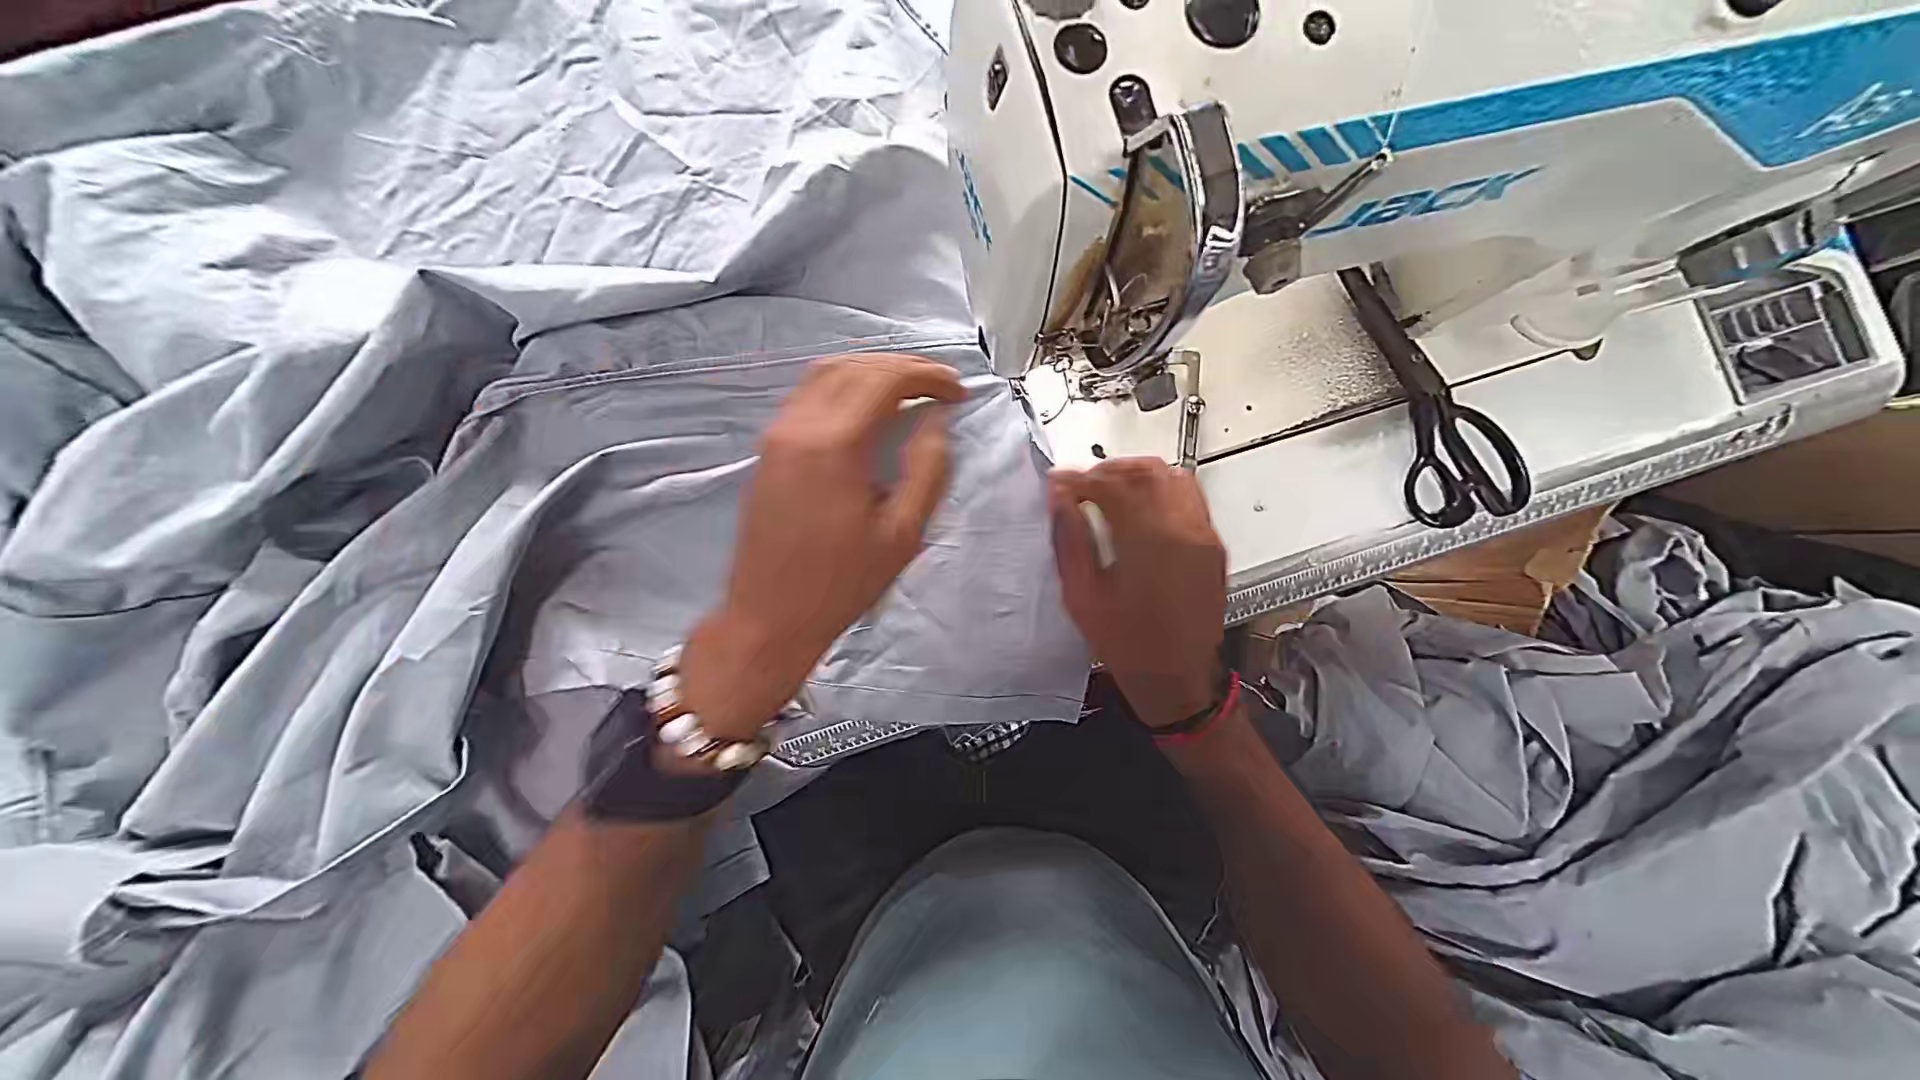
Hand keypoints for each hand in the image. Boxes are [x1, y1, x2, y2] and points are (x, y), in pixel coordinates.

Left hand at [678, 354, 964, 738]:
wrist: (769, 616)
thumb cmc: (840, 584)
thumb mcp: (901, 535)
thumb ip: (926, 469)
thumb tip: (937, 421)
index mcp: (834, 445)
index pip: (885, 380)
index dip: (927, 376)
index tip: (957, 390)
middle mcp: (799, 427)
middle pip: (855, 366)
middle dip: (903, 367)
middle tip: (939, 384)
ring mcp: (777, 435)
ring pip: (825, 373)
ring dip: (871, 370)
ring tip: (908, 389)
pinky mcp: (768, 449)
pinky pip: (807, 395)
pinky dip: (843, 385)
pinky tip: (866, 407)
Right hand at [1050, 459, 1226, 729]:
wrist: (1178, 679)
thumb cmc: (1129, 647)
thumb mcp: (1083, 597)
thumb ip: (1070, 542)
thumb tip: (1061, 502)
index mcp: (1148, 543)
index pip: (1111, 485)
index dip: (1079, 479)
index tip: (1059, 483)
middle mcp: (1183, 531)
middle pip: (1146, 471)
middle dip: (1108, 470)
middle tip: (1081, 484)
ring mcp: (1203, 536)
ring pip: (1172, 476)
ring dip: (1136, 475)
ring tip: (1109, 490)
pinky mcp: (1212, 545)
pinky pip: (1189, 496)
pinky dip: (1160, 489)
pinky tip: (1139, 506)